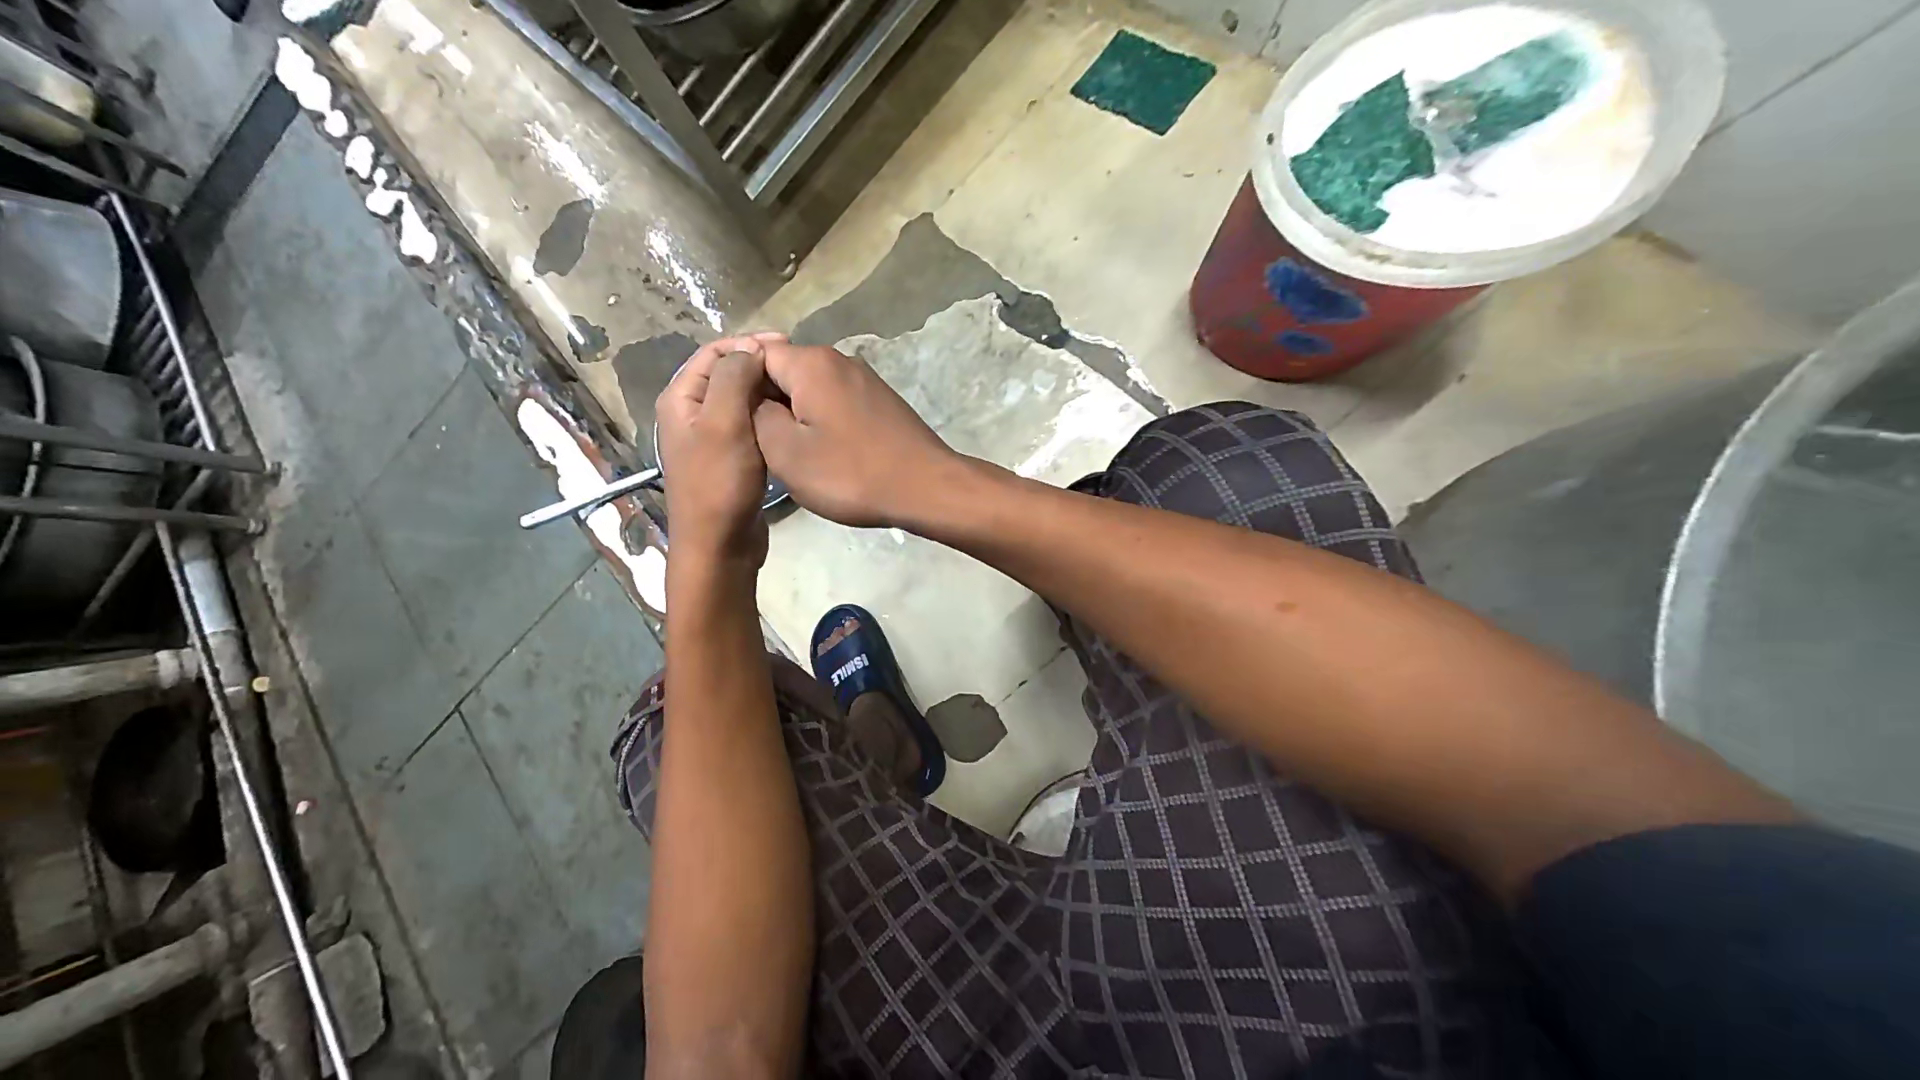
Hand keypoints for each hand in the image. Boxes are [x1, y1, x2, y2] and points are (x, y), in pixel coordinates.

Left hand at [655, 334, 781, 564]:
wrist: (719, 545)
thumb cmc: (719, 483)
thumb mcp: (724, 423)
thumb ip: (734, 378)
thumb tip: (752, 350)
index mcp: (681, 398)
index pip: (713, 353)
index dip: (748, 343)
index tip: (786, 345)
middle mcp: (691, 414)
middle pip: (726, 374)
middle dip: (760, 365)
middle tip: (797, 367)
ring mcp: (710, 438)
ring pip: (740, 400)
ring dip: (766, 391)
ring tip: (798, 389)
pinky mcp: (729, 459)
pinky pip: (748, 425)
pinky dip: (768, 416)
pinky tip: (789, 419)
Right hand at [751, 342, 970, 528]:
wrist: (926, 488)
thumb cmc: (851, 474)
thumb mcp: (786, 453)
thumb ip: (756, 417)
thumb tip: (753, 400)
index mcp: (811, 364)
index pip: (753, 356)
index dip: (736, 387)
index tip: (731, 421)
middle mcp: (838, 359)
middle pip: (784, 370)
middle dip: (766, 402)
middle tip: (756, 443)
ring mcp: (864, 379)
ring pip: (811, 388)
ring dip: (795, 414)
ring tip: (789, 452)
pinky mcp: (880, 401)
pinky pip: (836, 401)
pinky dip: (821, 420)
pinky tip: (823, 451)